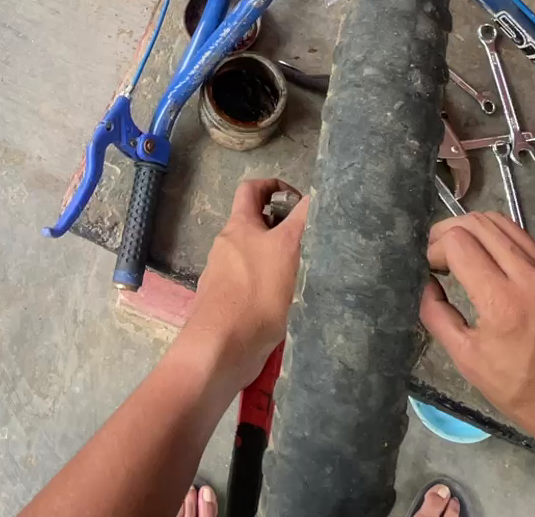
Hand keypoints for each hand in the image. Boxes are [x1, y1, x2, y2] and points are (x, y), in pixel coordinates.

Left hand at [179, 178, 309, 389]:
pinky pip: (253, 285)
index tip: (299, 202)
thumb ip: (301, 221)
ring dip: (278, 261)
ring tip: (305, 275)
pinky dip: (270, 288)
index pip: (251, 189)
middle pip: (256, 225)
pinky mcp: (229, 302)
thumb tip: (314, 196)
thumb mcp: (286, 249)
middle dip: (283, 230)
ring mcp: (225, 275)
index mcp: (238, 226)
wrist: (221, 348)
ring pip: (256, 257)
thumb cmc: (255, 293)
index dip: (274, 186)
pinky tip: (289, 304)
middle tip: (309, 244)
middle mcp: (228, 245)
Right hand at [421, 212, 534, 455]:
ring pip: (502, 222)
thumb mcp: (467, 360)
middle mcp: (530, 276)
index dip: (435, 249)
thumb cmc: (524, 392)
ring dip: (474, 230)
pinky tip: (494, 264)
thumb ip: (436, 314)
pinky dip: (500, 240)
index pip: (457, 242)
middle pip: (478, 222)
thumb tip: (426, 281)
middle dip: (449, 231)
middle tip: (440, 256)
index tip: (432, 269)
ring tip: (464, 254)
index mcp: (502, 301)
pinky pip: (524, 238)